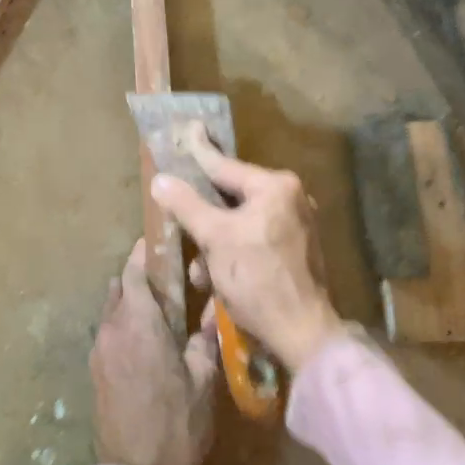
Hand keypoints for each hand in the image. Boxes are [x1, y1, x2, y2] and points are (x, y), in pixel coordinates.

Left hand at [90, 239, 217, 464]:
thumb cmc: (177, 423)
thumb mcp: (203, 380)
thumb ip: (205, 338)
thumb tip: (214, 309)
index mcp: (138, 321)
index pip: (132, 270)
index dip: (143, 253)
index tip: (157, 241)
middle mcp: (111, 327)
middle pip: (119, 288)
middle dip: (139, 278)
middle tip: (167, 278)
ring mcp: (99, 350)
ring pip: (112, 311)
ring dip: (130, 304)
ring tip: (158, 310)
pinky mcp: (95, 371)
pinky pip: (108, 334)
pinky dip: (123, 327)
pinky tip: (145, 342)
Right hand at [151, 125, 342, 372]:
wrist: (303, 335)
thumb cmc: (257, 278)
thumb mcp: (215, 238)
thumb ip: (187, 205)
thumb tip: (160, 180)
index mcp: (276, 186)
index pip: (224, 166)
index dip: (198, 153)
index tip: (187, 130)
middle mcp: (291, 198)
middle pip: (231, 196)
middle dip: (203, 218)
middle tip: (180, 221)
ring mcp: (297, 225)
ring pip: (240, 222)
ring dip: (215, 244)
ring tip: (201, 273)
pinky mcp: (296, 251)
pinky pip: (255, 239)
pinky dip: (234, 254)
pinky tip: (219, 280)